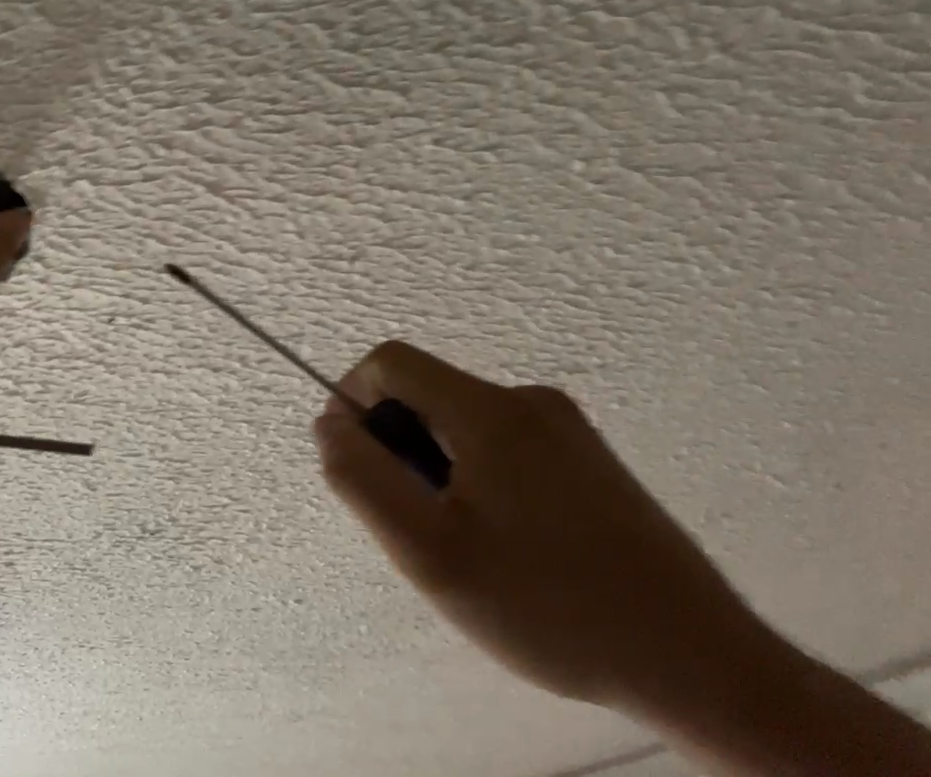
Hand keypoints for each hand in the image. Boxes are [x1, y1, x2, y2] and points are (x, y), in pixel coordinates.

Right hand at [315, 341, 771, 714]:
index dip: (351, 401)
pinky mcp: (591, 463)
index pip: (388, 363)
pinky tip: (507, 550)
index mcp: (489, 410)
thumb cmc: (548, 605)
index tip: (356, 466)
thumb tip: (330, 425)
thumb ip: (361, 477)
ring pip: (460, 427)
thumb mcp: (426, 549)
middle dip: (398, 447)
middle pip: (425, 395)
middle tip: (416, 524)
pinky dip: (477, 482)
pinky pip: (501, 448)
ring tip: (464, 546)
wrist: (701, 665)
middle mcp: (530, 403)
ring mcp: (568, 432)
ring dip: (437, 471)